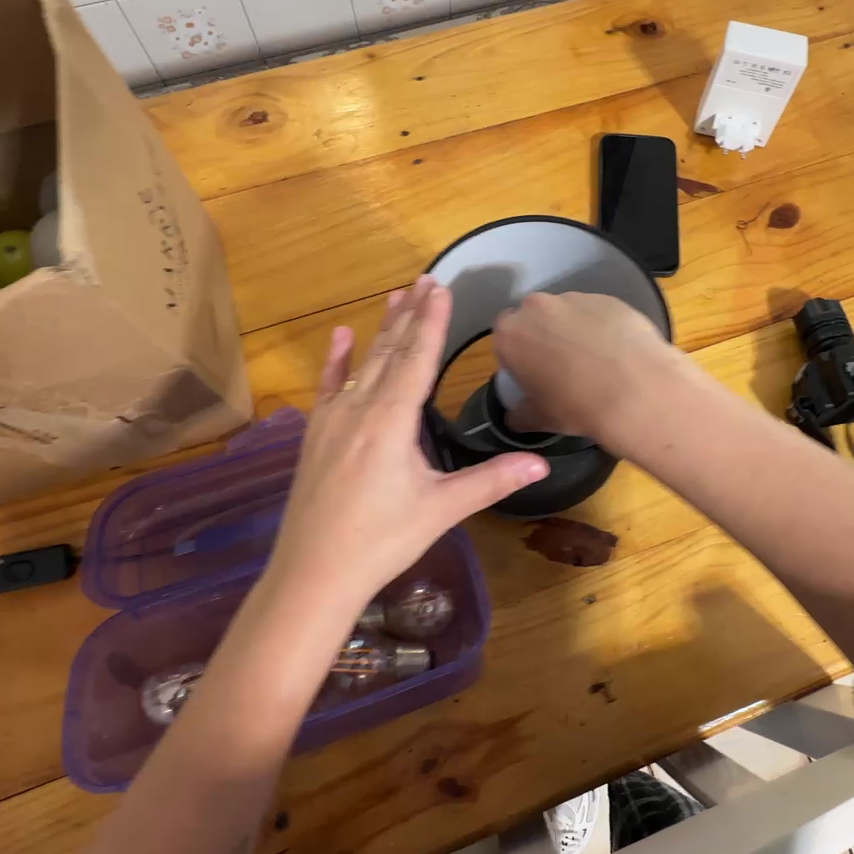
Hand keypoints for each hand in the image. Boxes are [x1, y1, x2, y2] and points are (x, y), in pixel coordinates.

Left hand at [267, 277, 549, 609]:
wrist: (312, 574)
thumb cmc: (381, 542)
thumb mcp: (440, 510)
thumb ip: (491, 482)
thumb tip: (542, 464)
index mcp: (391, 422)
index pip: (417, 360)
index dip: (432, 322)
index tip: (441, 287)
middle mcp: (360, 410)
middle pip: (390, 353)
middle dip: (410, 315)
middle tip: (425, 278)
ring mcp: (332, 420)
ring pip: (362, 364)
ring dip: (382, 330)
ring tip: (396, 295)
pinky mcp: (316, 436)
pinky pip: (329, 387)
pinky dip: (337, 360)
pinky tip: (342, 335)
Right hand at [491, 292, 692, 446]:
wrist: (636, 390)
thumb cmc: (578, 405)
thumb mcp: (542, 419)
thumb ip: (521, 415)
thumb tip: (514, 418)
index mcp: (511, 334)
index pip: (504, 336)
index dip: (518, 353)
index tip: (532, 371)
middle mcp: (538, 307)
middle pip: (534, 318)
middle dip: (544, 335)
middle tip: (561, 365)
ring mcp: (575, 298)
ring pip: (566, 312)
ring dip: (574, 329)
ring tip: (595, 359)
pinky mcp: (608, 298)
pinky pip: (597, 312)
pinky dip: (602, 327)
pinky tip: (617, 351)